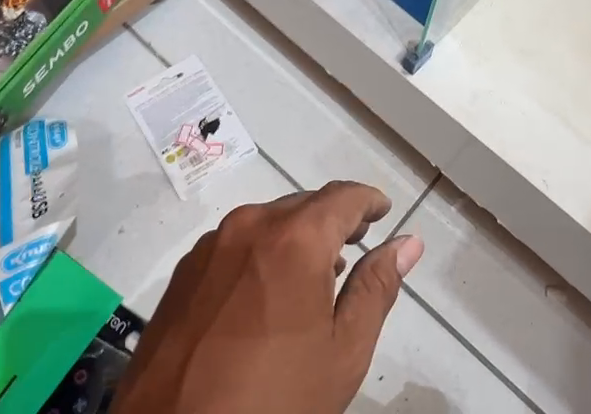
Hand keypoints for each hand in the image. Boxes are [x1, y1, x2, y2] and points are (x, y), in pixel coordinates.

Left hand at [118, 181, 425, 413]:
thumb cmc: (273, 399)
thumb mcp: (343, 351)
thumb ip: (377, 288)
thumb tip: (408, 244)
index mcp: (296, 238)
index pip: (344, 197)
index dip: (369, 201)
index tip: (383, 213)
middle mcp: (250, 226)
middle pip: (304, 205)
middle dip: (333, 221)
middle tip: (356, 245)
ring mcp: (210, 248)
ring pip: (267, 224)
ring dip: (296, 238)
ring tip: (316, 274)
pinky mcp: (182, 275)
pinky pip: (234, 246)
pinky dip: (260, 255)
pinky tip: (266, 296)